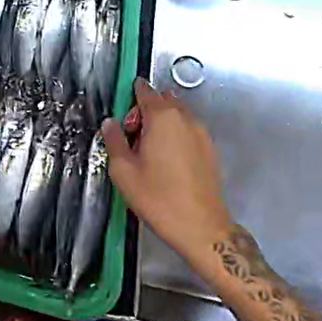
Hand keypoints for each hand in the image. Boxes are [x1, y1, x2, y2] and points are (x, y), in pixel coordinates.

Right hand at [101, 80, 234, 266]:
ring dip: (161, 124)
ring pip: (177, 116)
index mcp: (162, 118)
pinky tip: (166, 161)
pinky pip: (188, 130)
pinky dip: (175, 136)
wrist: (202, 229)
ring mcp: (202, 134)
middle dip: (145, 111)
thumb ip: (114, 140)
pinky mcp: (210, 150)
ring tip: (149, 151)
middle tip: (132, 137)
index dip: (130, 97)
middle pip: (162, 100)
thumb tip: (111, 125)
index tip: (123, 113)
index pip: (145, 91)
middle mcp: (185, 119)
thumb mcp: (123, 170)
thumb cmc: (159, 198)